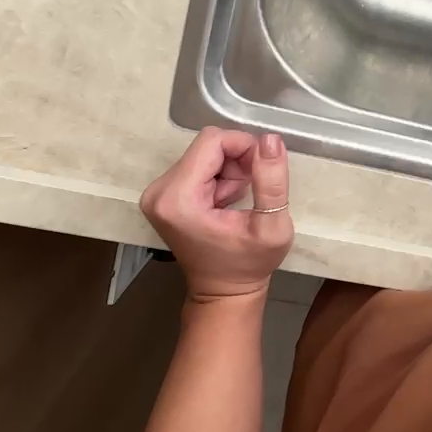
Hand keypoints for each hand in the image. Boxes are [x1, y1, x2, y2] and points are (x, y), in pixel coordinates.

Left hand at [140, 127, 294, 301]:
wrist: (223, 292)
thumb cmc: (249, 264)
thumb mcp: (272, 226)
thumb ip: (272, 181)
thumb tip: (271, 139)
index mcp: (178, 198)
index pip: (213, 141)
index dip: (245, 148)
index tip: (262, 173)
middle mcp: (159, 191)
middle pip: (208, 146)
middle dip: (238, 160)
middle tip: (253, 190)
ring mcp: (158, 193)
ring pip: (205, 153)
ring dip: (231, 169)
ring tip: (239, 200)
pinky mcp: (165, 195)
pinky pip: (199, 165)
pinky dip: (220, 177)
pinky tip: (227, 202)